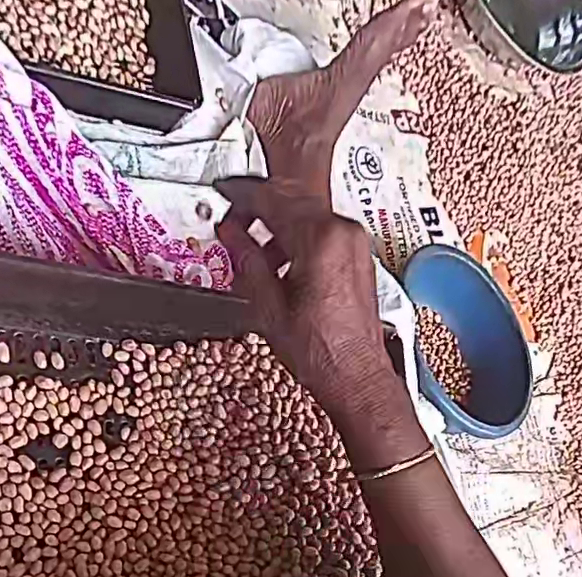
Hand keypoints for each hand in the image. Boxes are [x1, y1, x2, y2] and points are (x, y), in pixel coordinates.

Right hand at [215, 176, 395, 414]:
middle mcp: (344, 233)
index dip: (239, 195)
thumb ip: (247, 261)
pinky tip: (283, 267)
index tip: (222, 195)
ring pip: (308, 217)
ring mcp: (356, 244)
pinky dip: (300, 241)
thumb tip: (230, 233)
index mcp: (320, 239)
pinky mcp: (359, 258)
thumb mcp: (269, 308)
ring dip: (279, 229)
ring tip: (256, 256)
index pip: (272, 198)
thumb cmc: (321, 353)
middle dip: (258, 210)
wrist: (356, 377)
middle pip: (292, 201)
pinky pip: (324, 234)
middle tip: (233, 223)